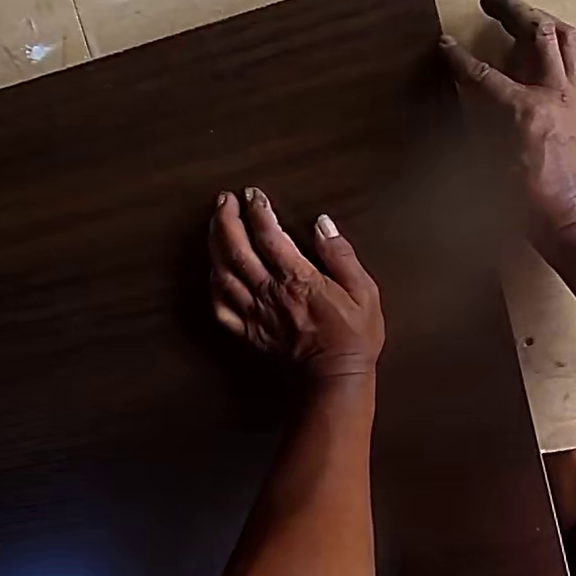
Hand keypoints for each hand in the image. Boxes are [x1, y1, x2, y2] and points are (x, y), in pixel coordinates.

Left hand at [208, 188, 383, 380]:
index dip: (258, 210)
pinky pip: (220, 304)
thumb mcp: (363, 292)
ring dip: (215, 243)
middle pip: (236, 248)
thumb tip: (323, 223)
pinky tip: (214, 269)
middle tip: (225, 199)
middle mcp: (269, 292)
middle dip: (226, 218)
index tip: (253, 194)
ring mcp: (254, 312)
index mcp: (297, 279)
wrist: (334, 381)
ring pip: (223, 272)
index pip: (269, 235)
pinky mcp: (247, 331)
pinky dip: (212, 283)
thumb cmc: (352, 337)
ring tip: (215, 222)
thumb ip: (341, 255)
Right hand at [439, 0, 575, 243]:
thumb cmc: (519, 191)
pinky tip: (539, 45)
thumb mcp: (484, 153)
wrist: (567, 208)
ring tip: (518, 12)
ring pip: (563, 37)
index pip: (482, 72)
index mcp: (522, 107)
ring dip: (539, 18)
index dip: (458, 57)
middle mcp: (552, 91)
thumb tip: (461, 86)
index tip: (443, 43)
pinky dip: (554, 43)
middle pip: (537, 32)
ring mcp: (571, 92)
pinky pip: (571, 57)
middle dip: (512, 10)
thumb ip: (473, 114)